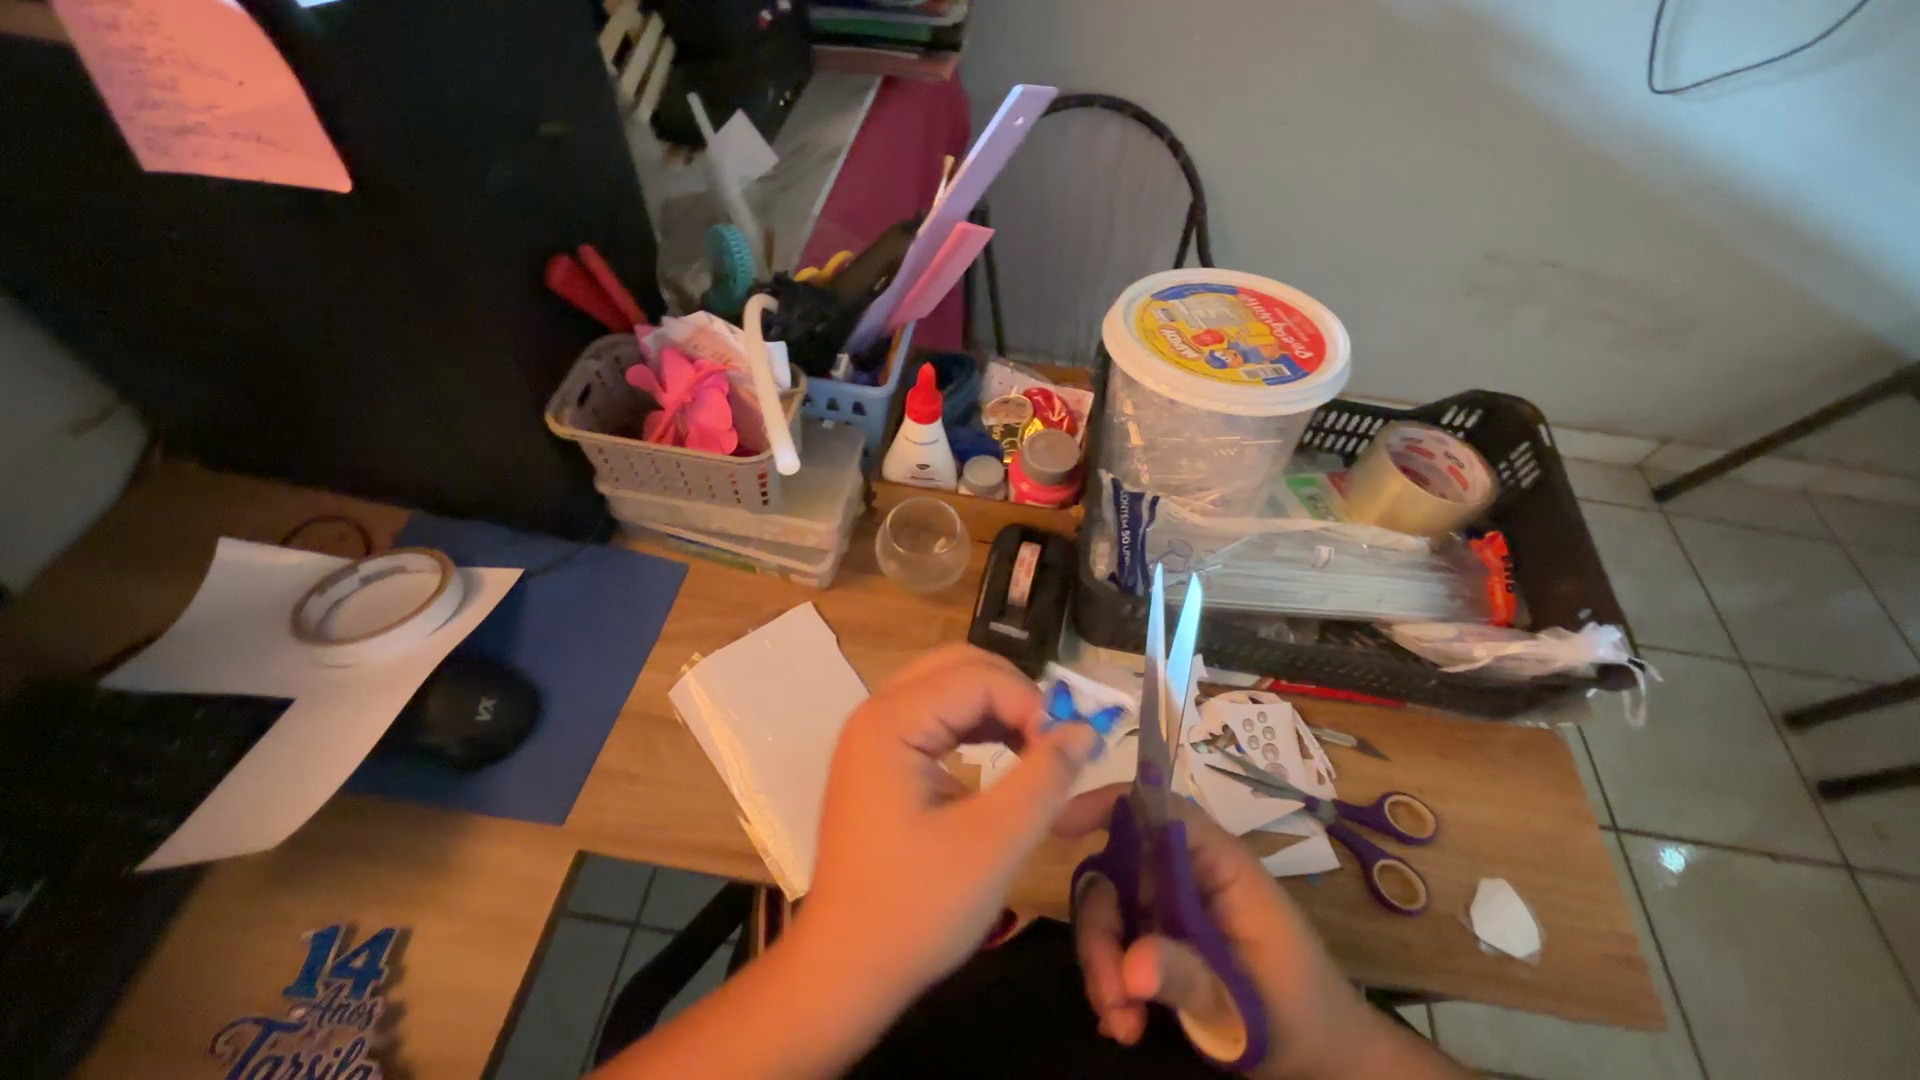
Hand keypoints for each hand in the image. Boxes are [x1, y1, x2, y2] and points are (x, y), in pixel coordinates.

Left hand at [797, 645, 1102, 999]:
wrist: (847, 968)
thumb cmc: (917, 908)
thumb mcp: (994, 842)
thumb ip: (1045, 777)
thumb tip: (1087, 730)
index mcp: (891, 722)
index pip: (978, 678)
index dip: (1032, 704)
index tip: (1071, 750)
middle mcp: (877, 715)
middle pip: (959, 668)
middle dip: (1015, 695)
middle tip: (1057, 740)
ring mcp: (875, 737)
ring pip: (950, 690)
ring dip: (999, 709)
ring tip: (1040, 750)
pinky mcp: (882, 762)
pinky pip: (938, 721)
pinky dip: (978, 730)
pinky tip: (1008, 758)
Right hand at [1058, 789, 1412, 1079]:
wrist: (1321, 1061)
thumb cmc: (1299, 1017)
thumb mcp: (1246, 1004)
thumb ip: (1190, 978)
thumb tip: (1131, 965)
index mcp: (1219, 866)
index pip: (1157, 809)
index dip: (1106, 804)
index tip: (1059, 826)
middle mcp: (1187, 875)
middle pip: (1116, 869)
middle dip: (1101, 931)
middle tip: (1113, 996)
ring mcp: (1170, 906)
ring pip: (1109, 909)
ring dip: (1103, 966)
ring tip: (1124, 1026)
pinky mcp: (1160, 938)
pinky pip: (1116, 942)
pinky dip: (1111, 982)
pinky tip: (1124, 1024)